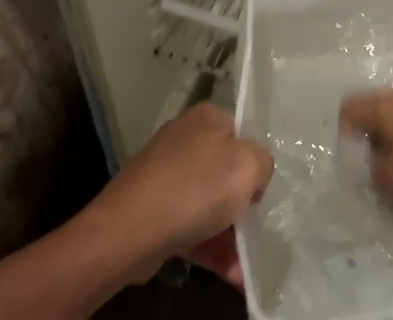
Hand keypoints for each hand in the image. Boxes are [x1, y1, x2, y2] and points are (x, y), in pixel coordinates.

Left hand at [85, 103, 272, 286]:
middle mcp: (184, 139)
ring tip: (243, 269)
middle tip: (253, 232)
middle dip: (242, 208)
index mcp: (207, 118)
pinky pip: (189, 224)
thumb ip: (262, 163)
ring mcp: (165, 175)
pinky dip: (209, 246)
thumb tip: (251, 176)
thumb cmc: (196, 188)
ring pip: (208, 204)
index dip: (255, 164)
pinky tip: (229, 274)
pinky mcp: (152, 208)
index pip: (242, 134)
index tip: (258, 192)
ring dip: (229, 236)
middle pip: (225, 173)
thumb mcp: (248, 166)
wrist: (130, 229)